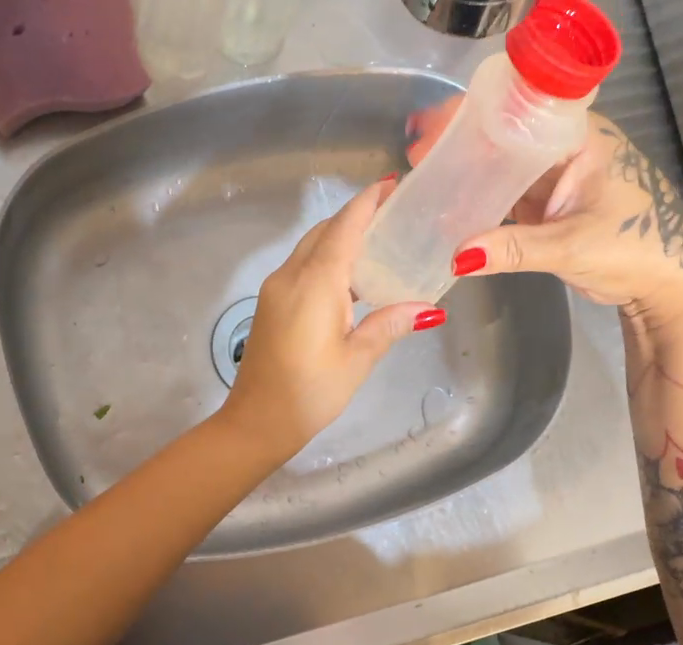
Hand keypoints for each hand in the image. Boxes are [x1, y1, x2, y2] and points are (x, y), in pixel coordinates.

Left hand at [216, 180, 443, 457]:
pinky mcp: (270, 307)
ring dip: (341, 240)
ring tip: (379, 245)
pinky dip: (327, 262)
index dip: (368, 202)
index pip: (345, 226)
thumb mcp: (356, 360)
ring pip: (311, 249)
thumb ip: (389, 325)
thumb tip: (427, 308)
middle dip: (357, 218)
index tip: (393, 185)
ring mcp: (275, 291)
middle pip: (325, 232)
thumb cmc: (309, 393)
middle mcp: (290, 276)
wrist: (256, 422)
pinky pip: (301, 269)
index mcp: (314, 282)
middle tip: (395, 216)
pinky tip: (352, 280)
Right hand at [408, 102, 682, 322]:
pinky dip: (478, 204)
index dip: (475, 117)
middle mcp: (565, 151)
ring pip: (501, 169)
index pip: (520, 112)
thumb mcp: (572, 246)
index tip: (434, 130)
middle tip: (416, 157)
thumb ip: (513, 250)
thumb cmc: (636, 248)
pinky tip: (447, 210)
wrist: (665, 282)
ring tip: (422, 180)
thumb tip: (457, 258)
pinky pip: (505, 198)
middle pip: (505, 138)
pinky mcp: (546, 208)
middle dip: (461, 145)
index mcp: (580, 139)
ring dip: (466, 175)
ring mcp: (555, 180)